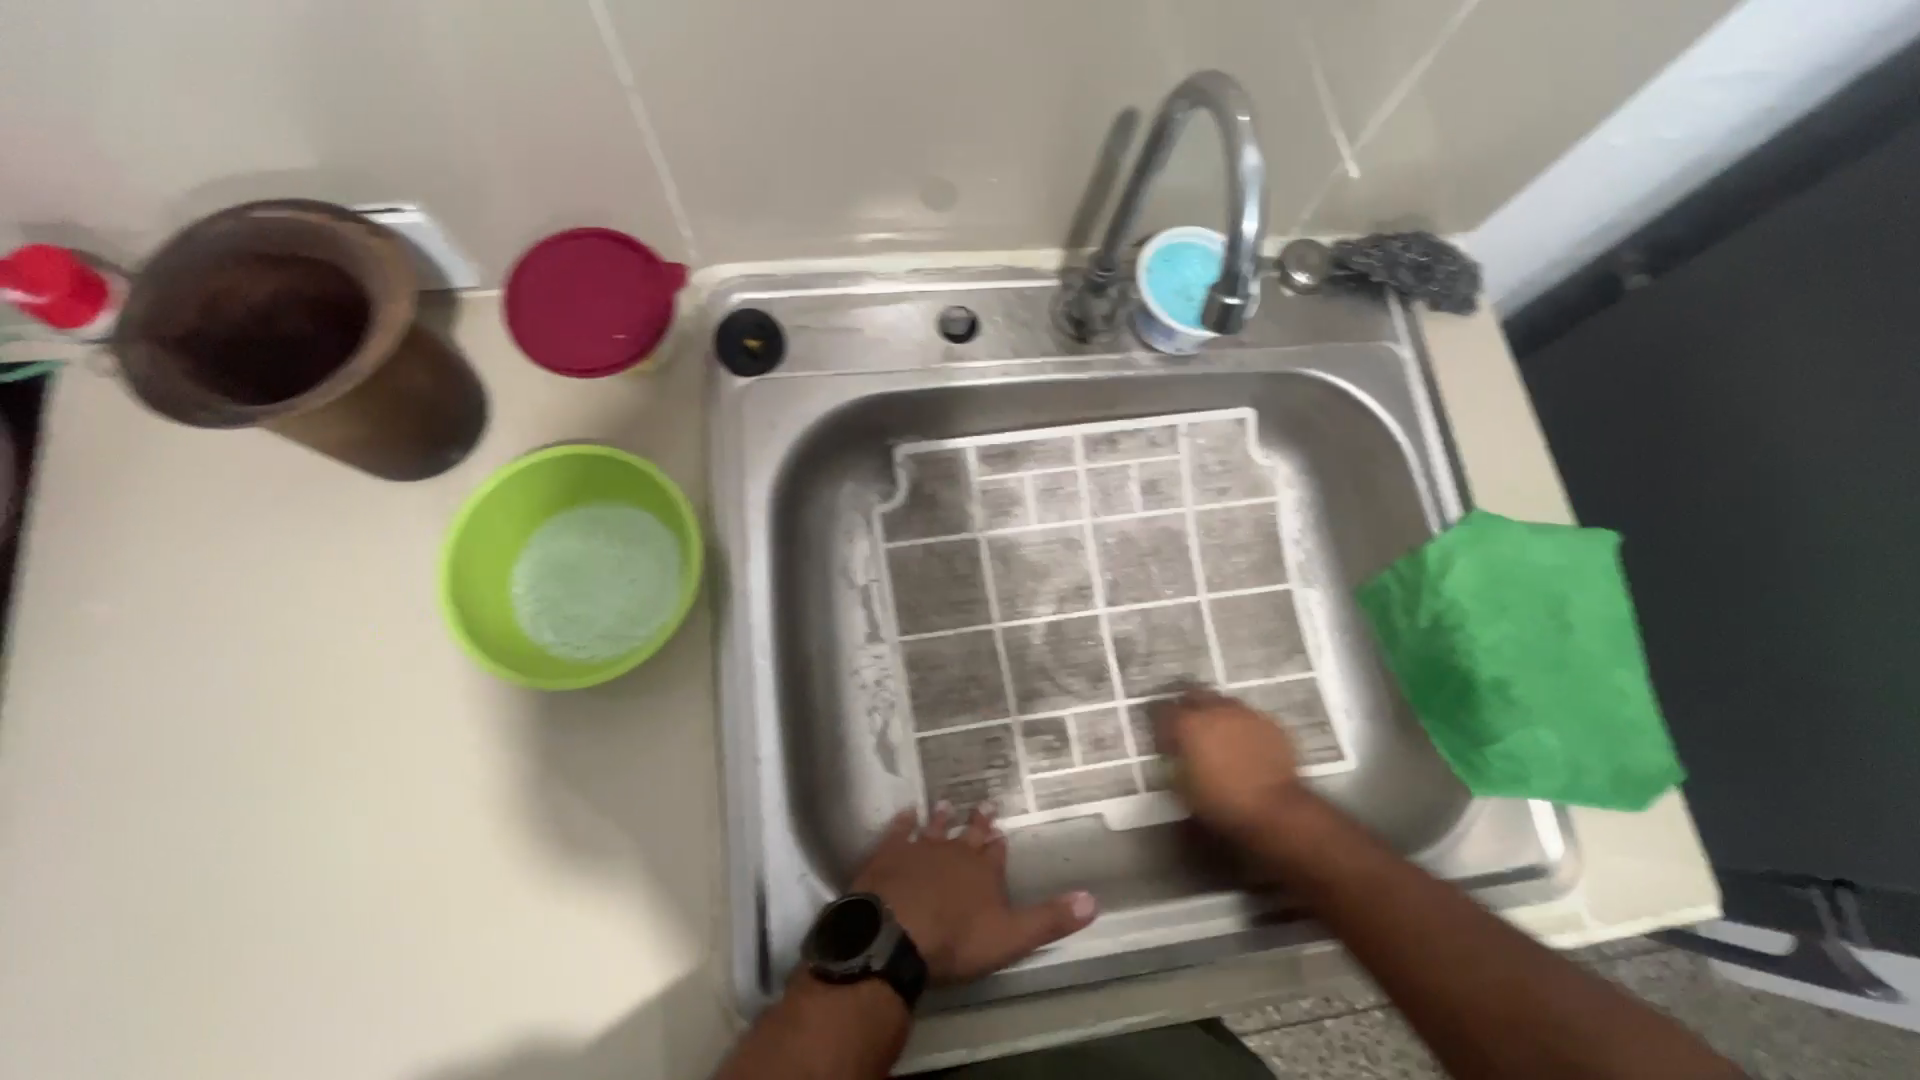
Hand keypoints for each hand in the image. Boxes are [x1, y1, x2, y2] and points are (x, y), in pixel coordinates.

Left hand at [852, 803, 1096, 982]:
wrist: (894, 933)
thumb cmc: (955, 940)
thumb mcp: (1010, 936)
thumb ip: (1049, 919)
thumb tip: (1094, 900)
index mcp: (983, 872)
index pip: (996, 854)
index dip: (999, 845)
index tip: (1002, 832)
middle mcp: (954, 853)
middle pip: (968, 834)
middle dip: (977, 822)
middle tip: (984, 803)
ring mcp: (918, 850)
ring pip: (934, 828)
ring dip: (941, 818)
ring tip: (944, 804)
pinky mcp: (887, 855)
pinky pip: (897, 832)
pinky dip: (902, 822)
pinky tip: (904, 813)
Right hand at [1150, 684, 1303, 838]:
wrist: (1274, 809)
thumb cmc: (1221, 802)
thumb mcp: (1182, 786)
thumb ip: (1174, 759)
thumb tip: (1174, 750)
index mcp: (1188, 724)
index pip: (1162, 709)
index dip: (1159, 723)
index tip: (1162, 738)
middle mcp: (1215, 710)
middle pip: (1193, 695)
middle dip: (1187, 708)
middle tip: (1188, 729)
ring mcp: (1245, 713)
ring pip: (1223, 703)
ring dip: (1215, 714)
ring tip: (1218, 735)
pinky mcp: (1269, 722)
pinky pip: (1248, 716)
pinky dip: (1240, 725)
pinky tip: (1244, 743)